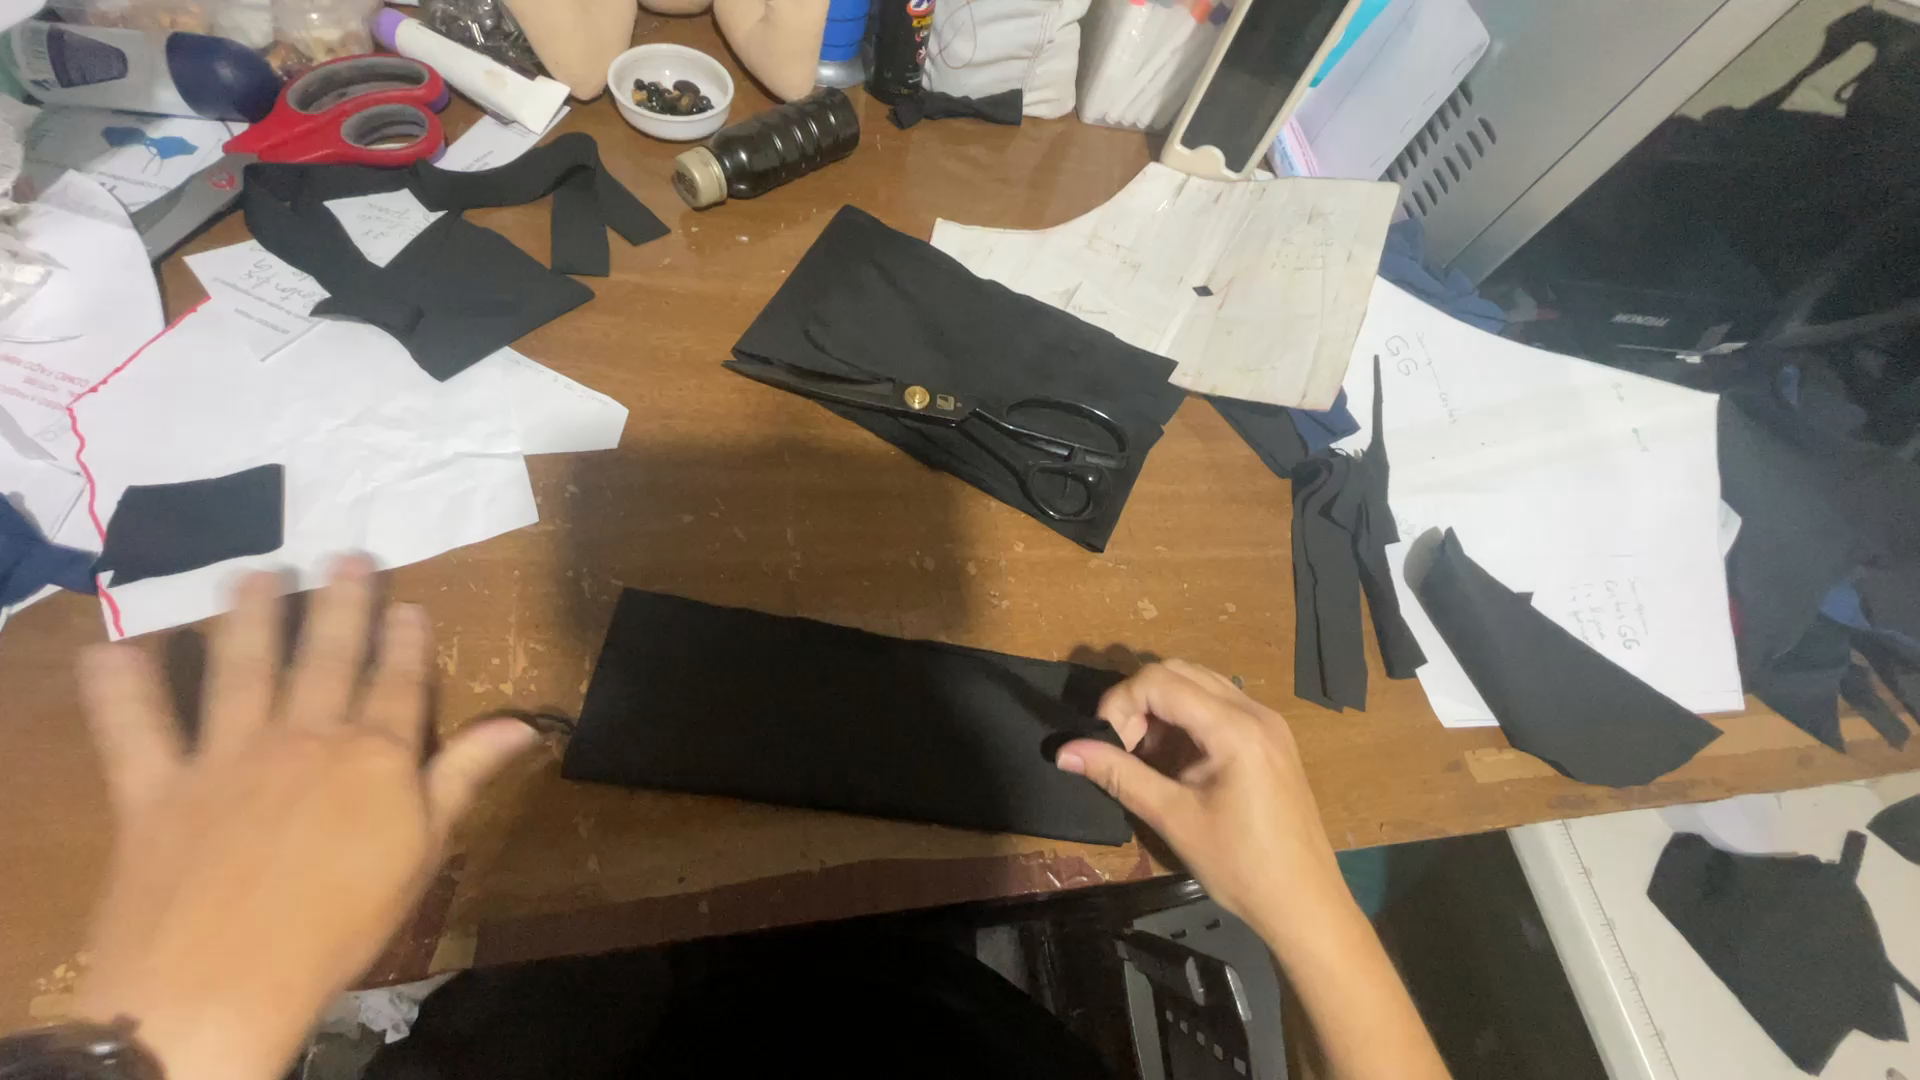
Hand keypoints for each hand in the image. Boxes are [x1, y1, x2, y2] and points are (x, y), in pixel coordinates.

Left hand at [70, 556, 539, 1079]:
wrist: (214, 988)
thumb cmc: (343, 917)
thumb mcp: (426, 846)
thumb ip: (467, 774)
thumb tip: (527, 724)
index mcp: (374, 754)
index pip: (399, 680)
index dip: (407, 638)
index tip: (410, 600)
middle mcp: (305, 738)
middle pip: (328, 658)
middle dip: (341, 604)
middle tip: (343, 555)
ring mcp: (225, 759)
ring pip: (241, 672)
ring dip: (250, 618)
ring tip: (255, 572)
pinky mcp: (154, 792)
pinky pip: (132, 732)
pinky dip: (118, 689)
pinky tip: (111, 647)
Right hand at [1054, 660, 1349, 941]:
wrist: (1307, 907)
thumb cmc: (1241, 868)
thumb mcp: (1173, 819)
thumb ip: (1118, 775)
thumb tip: (1064, 751)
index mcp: (1235, 728)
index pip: (1159, 680)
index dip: (1120, 702)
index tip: (1106, 744)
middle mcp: (1254, 711)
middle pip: (1177, 671)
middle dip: (1137, 700)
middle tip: (1123, 747)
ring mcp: (1266, 721)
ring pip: (1196, 681)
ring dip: (1159, 706)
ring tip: (1145, 753)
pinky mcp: (1268, 736)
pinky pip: (1215, 701)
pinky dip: (1183, 715)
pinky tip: (1174, 756)